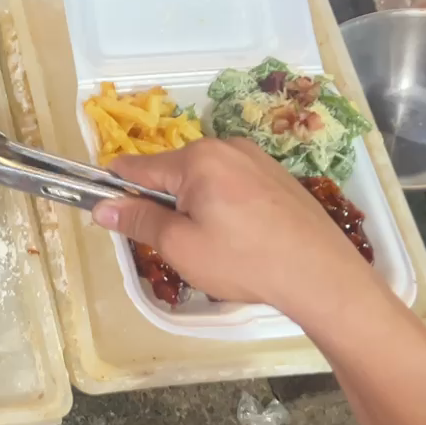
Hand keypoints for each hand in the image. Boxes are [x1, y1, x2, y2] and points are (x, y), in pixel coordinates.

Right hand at [91, 138, 375, 312]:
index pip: (135, 166)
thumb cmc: (244, 262)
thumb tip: (101, 207)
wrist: (324, 277)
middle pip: (169, 171)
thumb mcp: (179, 246)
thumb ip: (137, 221)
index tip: (106, 212)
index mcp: (196, 159)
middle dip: (160, 200)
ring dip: (190, 203)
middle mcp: (224, 146)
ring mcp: (254, 157)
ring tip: (208, 242)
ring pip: (199, 177)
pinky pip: (228, 181)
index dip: (115, 189)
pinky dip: (219, 203)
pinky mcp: (275, 174)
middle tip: (171, 241)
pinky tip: (236, 235)